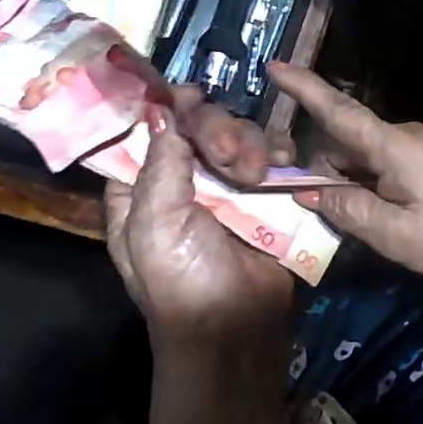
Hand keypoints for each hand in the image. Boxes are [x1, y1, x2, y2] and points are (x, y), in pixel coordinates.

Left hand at [105, 105, 292, 346]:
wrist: (237, 328)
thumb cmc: (181, 280)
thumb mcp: (155, 223)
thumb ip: (160, 161)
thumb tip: (160, 109)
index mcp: (142, 185)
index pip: (148, 128)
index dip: (165, 106)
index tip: (187, 95)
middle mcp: (182, 177)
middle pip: (198, 122)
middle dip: (216, 130)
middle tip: (227, 157)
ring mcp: (225, 183)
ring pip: (239, 132)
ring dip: (249, 144)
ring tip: (256, 175)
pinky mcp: (263, 193)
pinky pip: (271, 153)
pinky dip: (276, 152)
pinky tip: (281, 166)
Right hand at [266, 63, 422, 280]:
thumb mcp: (394, 234)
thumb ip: (346, 209)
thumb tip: (308, 191)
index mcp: (391, 146)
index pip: (337, 111)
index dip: (303, 88)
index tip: (274, 66)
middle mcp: (399, 136)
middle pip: (342, 143)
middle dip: (325, 174)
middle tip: (330, 218)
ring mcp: (413, 147)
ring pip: (359, 158)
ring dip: (348, 186)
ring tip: (367, 227)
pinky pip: (378, 166)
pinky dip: (366, 188)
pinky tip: (380, 218)